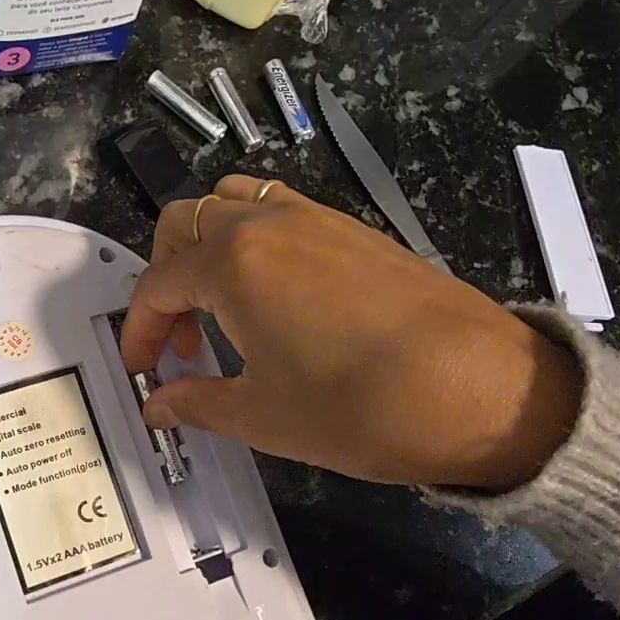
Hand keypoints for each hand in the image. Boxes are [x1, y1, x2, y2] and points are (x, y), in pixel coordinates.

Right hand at [119, 176, 582, 489]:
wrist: (481, 392)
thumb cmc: (356, 408)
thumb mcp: (261, 416)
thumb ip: (196, 403)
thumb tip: (158, 406)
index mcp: (233, 264)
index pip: (157, 285)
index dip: (138, 331)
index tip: (143, 370)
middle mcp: (268, 224)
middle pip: (185, 224)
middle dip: (165, 280)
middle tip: (181, 339)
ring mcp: (316, 217)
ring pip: (233, 204)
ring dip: (207, 250)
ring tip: (220, 309)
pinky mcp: (354, 228)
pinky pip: (280, 213)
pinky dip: (253, 244)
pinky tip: (275, 300)